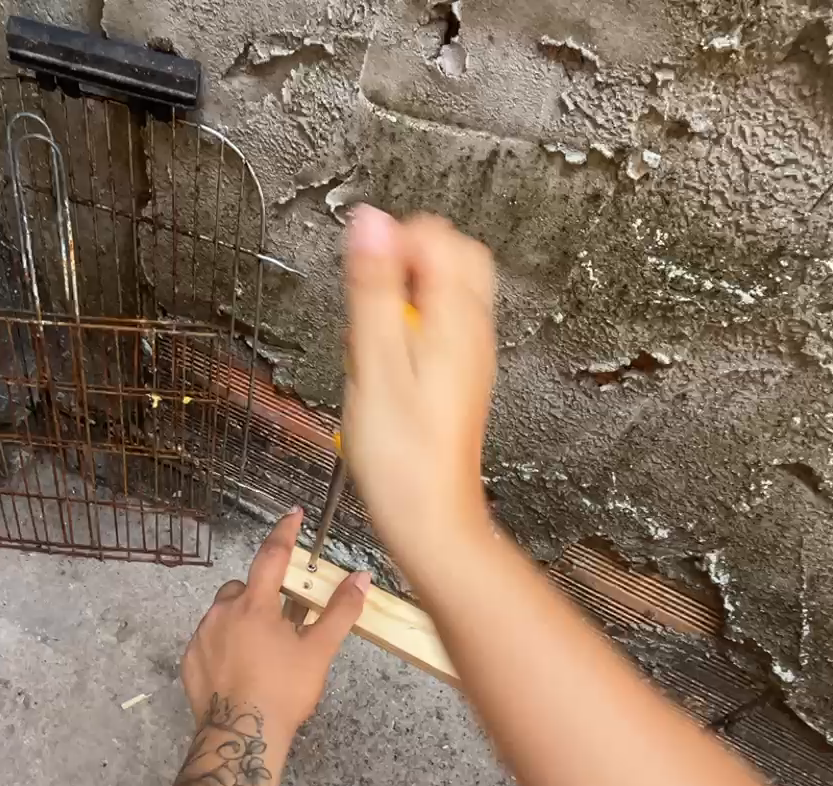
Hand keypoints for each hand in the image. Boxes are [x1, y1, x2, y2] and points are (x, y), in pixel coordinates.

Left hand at [180, 508, 369, 745]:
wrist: (240, 736)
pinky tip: (240, 668)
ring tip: (262, 651)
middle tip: (282, 624)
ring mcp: (202, 635)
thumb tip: (361, 578)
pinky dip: (224, 643)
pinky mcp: (190, 659)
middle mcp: (223, 612)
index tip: (293, 514)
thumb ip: (340, 612)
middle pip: (244, 588)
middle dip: (262, 596)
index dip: (284, 532)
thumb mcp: (318, 652)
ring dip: (242, 620)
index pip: (272, 556)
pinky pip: (208, 638)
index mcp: (255, 605)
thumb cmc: (283, 692)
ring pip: (224, 612)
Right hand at [339, 206, 497, 574]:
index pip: (438, 237)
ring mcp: (468, 356)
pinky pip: (436, 332)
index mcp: (456, 320)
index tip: (361, 280)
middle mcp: (471, 332)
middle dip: (402, 267)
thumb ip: (372, 290)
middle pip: (450, 259)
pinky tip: (383, 370)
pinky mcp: (456, 379)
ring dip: (400, 303)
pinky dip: (406, 334)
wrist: (427, 516)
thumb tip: (370, 224)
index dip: (392, 244)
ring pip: (441, 295)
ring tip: (373, 345)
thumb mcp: (374, 365)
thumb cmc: (402, 457)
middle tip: (368, 308)